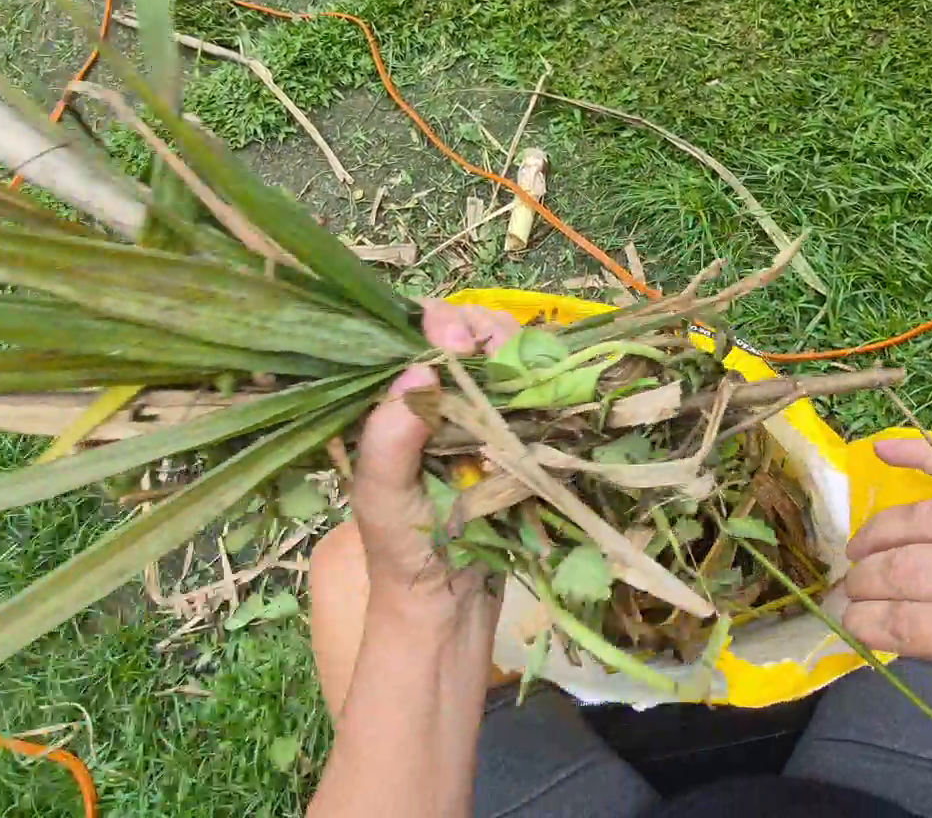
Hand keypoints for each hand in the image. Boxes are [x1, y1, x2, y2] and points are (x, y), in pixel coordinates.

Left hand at [351, 300, 520, 625]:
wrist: (449, 608)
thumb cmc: (404, 554)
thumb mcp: (382, 499)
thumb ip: (389, 439)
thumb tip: (421, 369)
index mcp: (393, 401)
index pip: (413, 333)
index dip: (440, 324)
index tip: (461, 347)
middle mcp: (435, 396)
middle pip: (466, 332)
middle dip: (486, 331)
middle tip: (500, 358)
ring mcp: (476, 413)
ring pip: (505, 355)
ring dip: (520, 354)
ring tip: (528, 377)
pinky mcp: (511, 435)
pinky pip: (532, 392)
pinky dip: (544, 384)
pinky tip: (549, 393)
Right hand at [841, 423, 931, 747]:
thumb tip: (896, 630)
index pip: (912, 626)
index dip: (866, 624)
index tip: (844, 622)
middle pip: (911, 567)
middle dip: (864, 580)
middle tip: (847, 587)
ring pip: (930, 517)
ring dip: (880, 532)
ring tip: (859, 548)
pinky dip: (927, 453)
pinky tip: (885, 448)